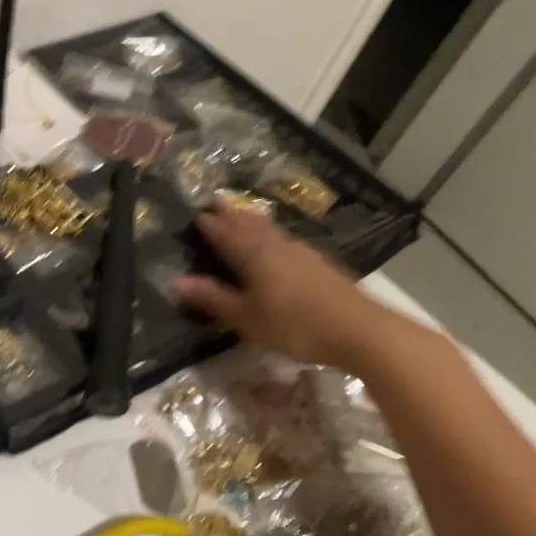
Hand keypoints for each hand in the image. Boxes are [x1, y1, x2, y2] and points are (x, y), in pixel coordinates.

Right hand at [170, 198, 407, 370]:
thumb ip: (213, 298)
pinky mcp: (320, 265)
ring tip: (243, 217)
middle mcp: (276, 246)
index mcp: (253, 255)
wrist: (360, 330)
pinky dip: (273, 237)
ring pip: (271, 230)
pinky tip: (278, 245)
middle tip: (218, 205)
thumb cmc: (294, 325)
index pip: (225, 233)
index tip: (196, 214)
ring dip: (253, 222)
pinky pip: (286, 242)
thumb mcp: (246, 317)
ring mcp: (302, 253)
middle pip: (250, 224)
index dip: (210, 225)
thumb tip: (176, 282)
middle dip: (232, 215)